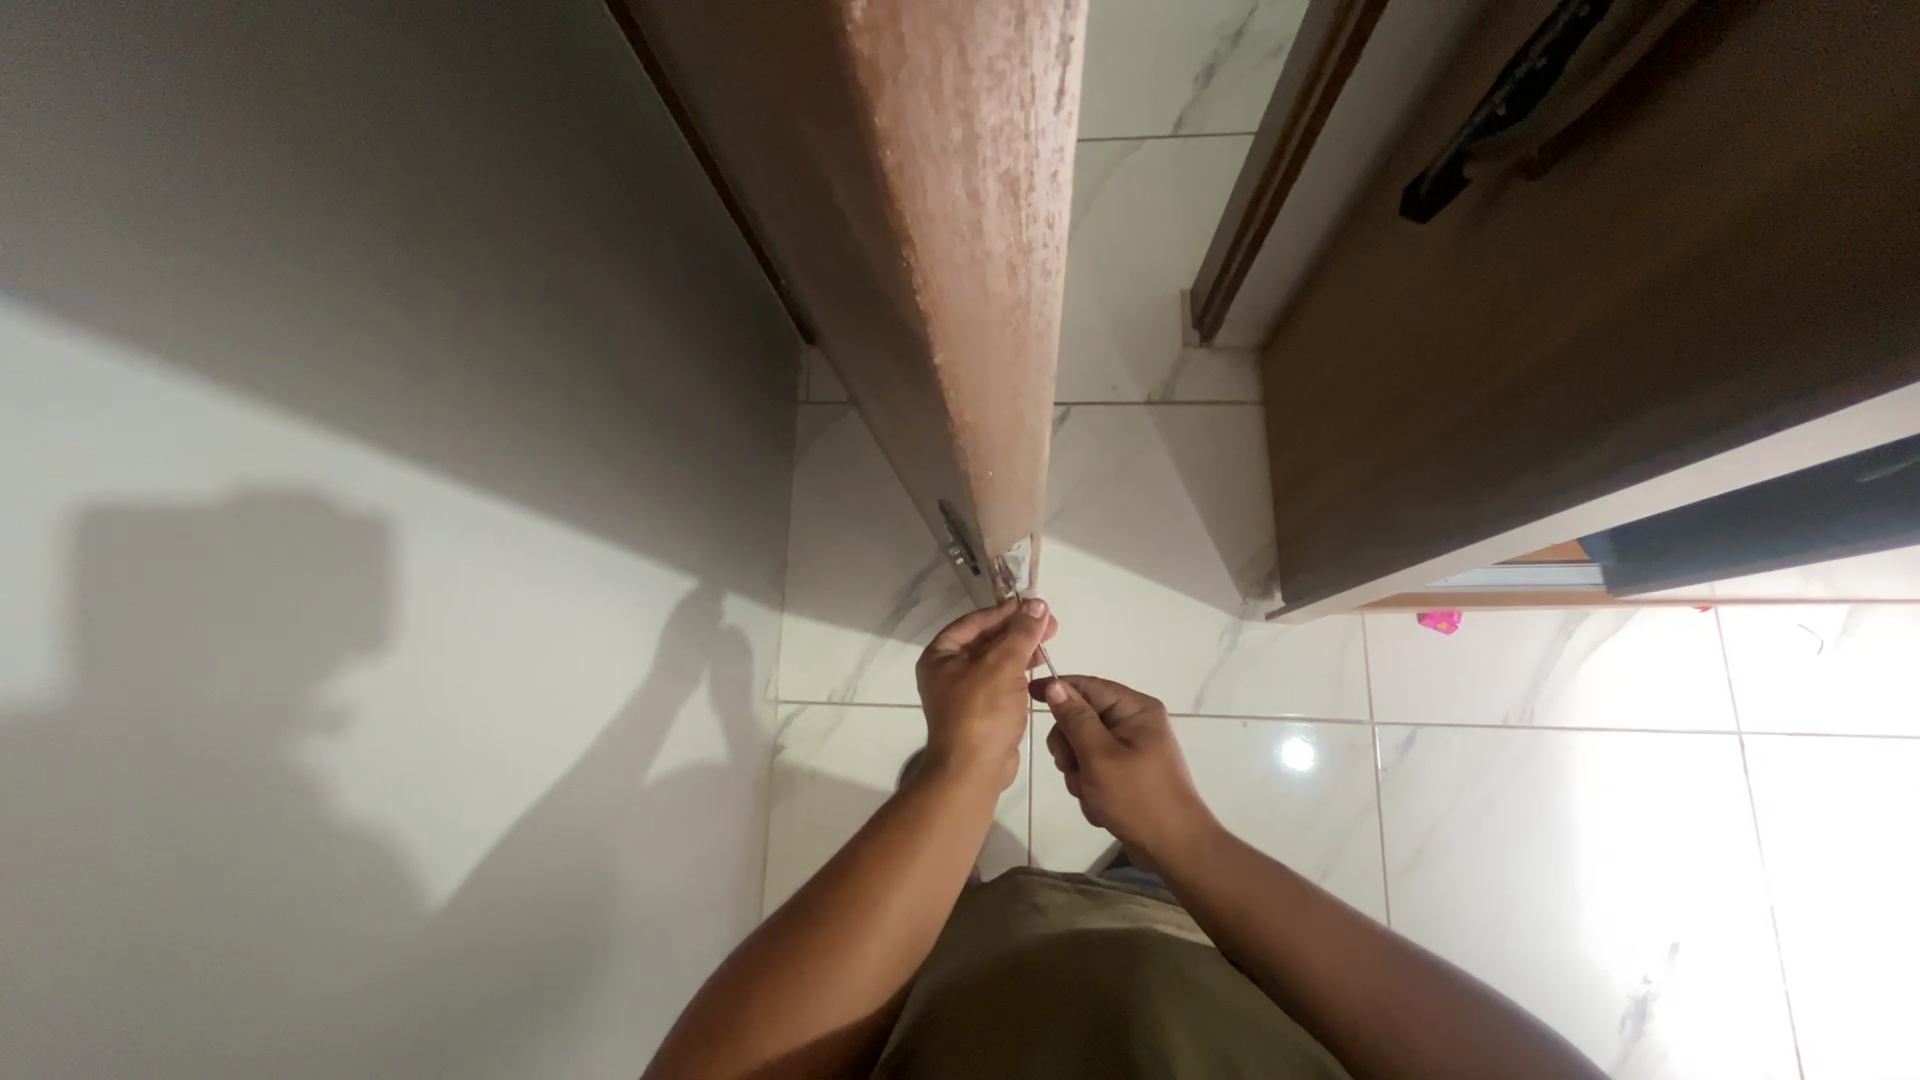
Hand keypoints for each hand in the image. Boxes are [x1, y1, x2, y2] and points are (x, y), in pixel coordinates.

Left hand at [915, 598, 1056, 790]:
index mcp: (940, 655)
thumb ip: (1021, 633)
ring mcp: (963, 693)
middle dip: (1017, 631)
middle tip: (1050, 626)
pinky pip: (1000, 683)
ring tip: (1048, 645)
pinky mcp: (980, 712)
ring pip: (995, 662)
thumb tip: (1037, 604)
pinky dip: (1017, 673)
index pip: (975, 622)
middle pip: (986, 641)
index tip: (1035, 606)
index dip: (1005, 612)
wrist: (972, 771)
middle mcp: (946, 671)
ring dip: (1020, 651)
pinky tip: (1038, 669)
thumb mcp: (1003, 665)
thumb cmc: (982, 712)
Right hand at [1034, 675, 1214, 860]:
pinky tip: (1099, 804)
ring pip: (1082, 746)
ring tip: (1090, 793)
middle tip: (1072, 769)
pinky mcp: (1126, 771)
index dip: (1058, 688)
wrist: (1173, 848)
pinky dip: (1090, 785)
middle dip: (1070, 747)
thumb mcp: (1099, 756)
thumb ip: (1075, 719)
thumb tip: (1055, 685)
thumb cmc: (1138, 798)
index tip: (1029, 696)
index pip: (1087, 686)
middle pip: (1081, 718)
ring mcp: (1130, 748)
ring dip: (1078, 771)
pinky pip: (1093, 767)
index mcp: (1135, 709)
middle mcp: (1134, 722)